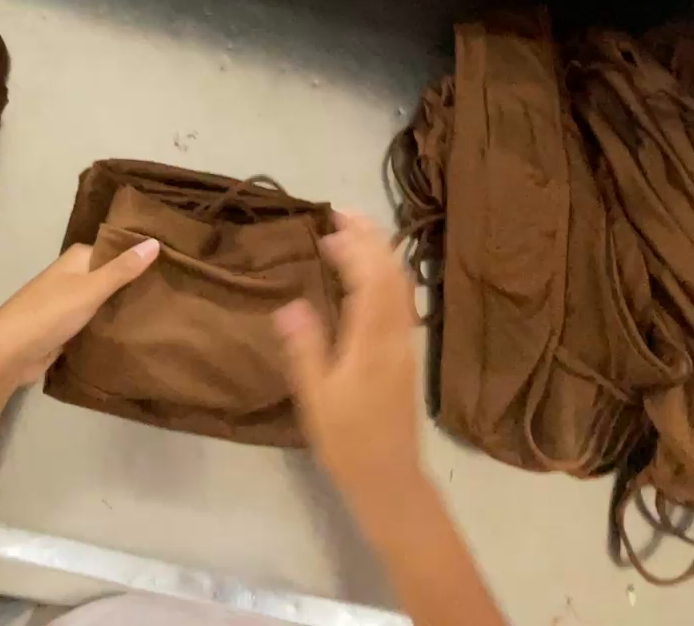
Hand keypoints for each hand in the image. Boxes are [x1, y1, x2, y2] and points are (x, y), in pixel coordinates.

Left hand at [0, 239, 159, 396]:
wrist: (7, 356)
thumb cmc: (48, 314)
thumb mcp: (90, 289)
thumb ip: (123, 269)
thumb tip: (155, 242)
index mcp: (76, 259)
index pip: (116, 250)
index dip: (140, 257)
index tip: (172, 265)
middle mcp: (72, 276)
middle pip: (111, 276)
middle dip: (135, 284)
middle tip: (173, 292)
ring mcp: (68, 303)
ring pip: (104, 301)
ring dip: (124, 307)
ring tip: (162, 312)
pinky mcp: (66, 329)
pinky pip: (95, 322)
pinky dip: (110, 326)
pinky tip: (135, 332)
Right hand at [276, 211, 425, 508]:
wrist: (390, 479)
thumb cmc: (347, 441)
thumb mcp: (316, 398)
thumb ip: (305, 349)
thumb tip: (289, 304)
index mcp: (371, 343)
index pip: (369, 281)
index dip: (354, 248)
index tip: (331, 226)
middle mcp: (394, 336)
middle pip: (390, 275)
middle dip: (371, 239)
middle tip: (344, 213)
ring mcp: (404, 344)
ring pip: (399, 286)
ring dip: (381, 253)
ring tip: (356, 232)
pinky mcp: (404, 353)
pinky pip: (400, 300)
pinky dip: (387, 275)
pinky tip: (370, 273)